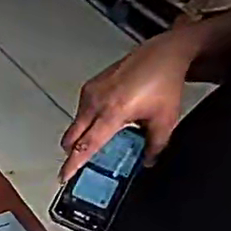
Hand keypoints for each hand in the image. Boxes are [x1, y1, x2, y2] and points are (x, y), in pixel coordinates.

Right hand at [59, 29, 200, 181]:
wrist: (164, 53)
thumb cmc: (164, 80)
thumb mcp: (165, 119)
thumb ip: (155, 145)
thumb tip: (148, 161)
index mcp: (113, 112)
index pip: (86, 145)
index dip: (73, 164)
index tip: (64, 176)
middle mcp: (96, 102)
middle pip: (71, 138)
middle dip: (73, 152)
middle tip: (81, 161)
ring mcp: (90, 93)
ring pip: (75, 126)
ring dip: (82, 135)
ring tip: (103, 134)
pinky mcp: (90, 86)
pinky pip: (80, 111)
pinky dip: (88, 120)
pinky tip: (106, 117)